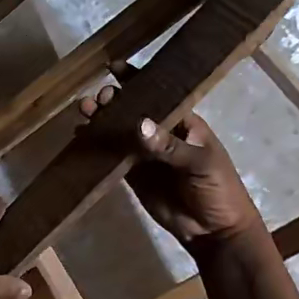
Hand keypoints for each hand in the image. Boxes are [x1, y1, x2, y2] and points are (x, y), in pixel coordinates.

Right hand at [77, 82, 262, 251]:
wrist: (214, 232)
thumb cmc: (218, 188)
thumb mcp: (200, 163)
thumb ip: (169, 146)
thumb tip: (139, 124)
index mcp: (183, 121)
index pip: (159, 93)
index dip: (137, 78)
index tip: (115, 66)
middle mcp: (161, 132)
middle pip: (133, 109)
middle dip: (114, 100)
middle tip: (99, 101)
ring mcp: (146, 153)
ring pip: (119, 130)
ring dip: (101, 119)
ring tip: (84, 111)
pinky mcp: (134, 174)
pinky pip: (113, 155)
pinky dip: (96, 145)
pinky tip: (80, 137)